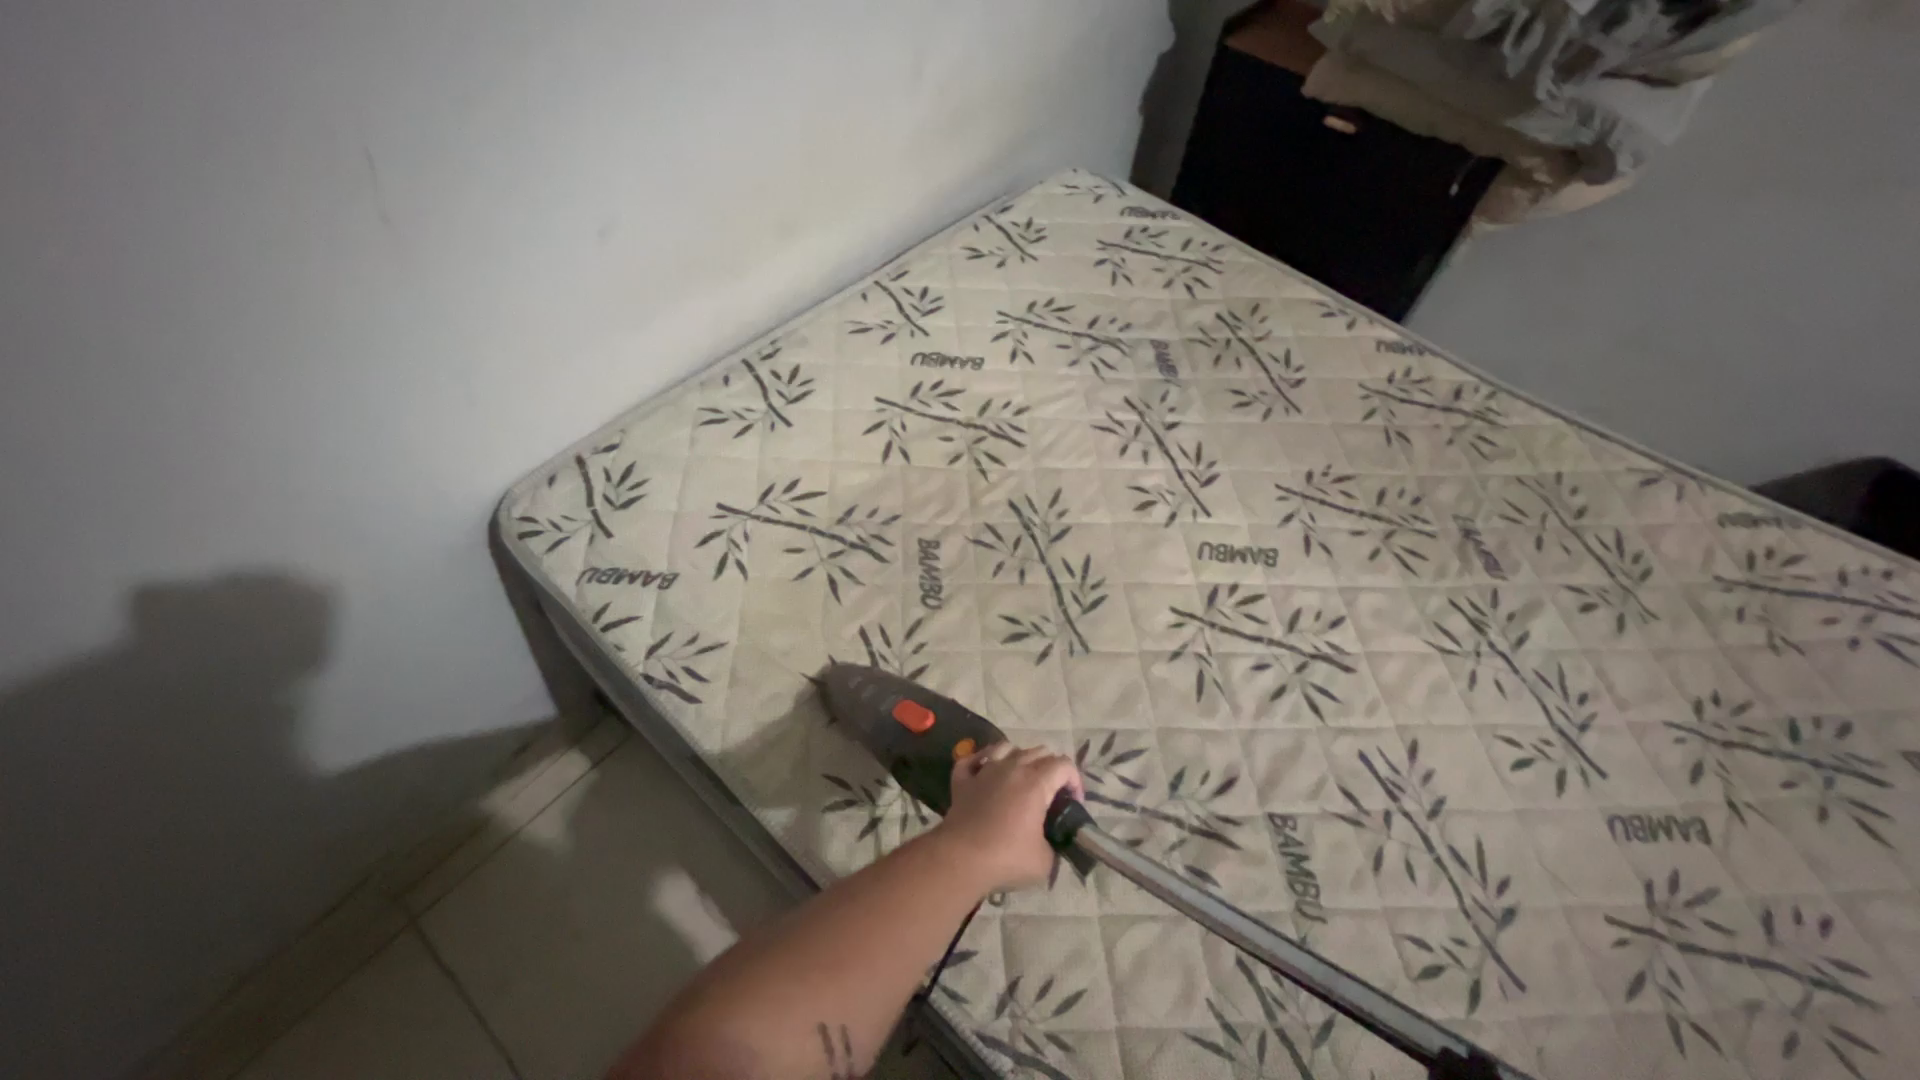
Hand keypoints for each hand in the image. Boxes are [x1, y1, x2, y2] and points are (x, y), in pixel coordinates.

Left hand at [936, 743, 1084, 894]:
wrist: (960, 858)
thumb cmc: (1006, 858)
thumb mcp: (1045, 861)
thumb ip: (1054, 846)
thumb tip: (1052, 844)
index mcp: (1036, 783)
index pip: (1064, 765)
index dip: (1075, 781)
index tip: (1073, 804)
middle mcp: (1011, 768)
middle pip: (1039, 751)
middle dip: (1051, 768)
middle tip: (1051, 795)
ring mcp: (984, 770)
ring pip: (1007, 747)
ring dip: (1020, 758)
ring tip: (1022, 778)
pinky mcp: (962, 779)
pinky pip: (974, 759)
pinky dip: (983, 761)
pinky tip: (986, 772)